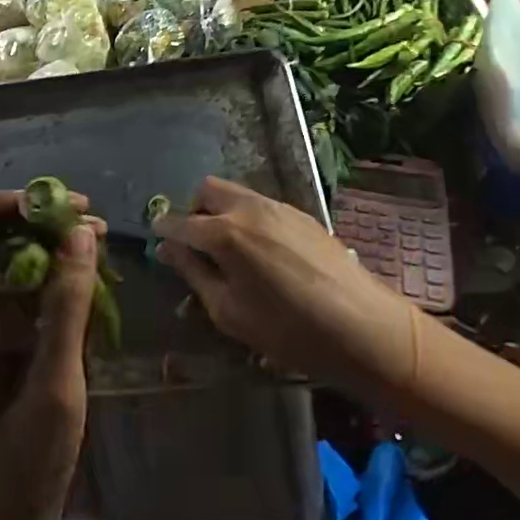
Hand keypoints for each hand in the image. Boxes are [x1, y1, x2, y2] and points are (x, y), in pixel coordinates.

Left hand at [0, 191, 105, 519]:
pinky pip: (33, 278)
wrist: (24, 512)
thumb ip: (65, 309)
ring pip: (11, 254)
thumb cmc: (28, 457)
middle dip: (29, 214)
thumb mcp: (53, 384)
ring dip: (49, 234)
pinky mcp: (18, 331)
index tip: (39, 203)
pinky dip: (61, 261)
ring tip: (96, 229)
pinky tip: (92, 261)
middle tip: (82, 210)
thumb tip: (80, 233)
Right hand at [155, 177, 420, 396]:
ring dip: (222, 210)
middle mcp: (249, 208)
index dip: (164, 230)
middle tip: (195, 243)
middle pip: (208, 189)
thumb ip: (195, 275)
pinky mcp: (301, 213)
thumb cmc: (289, 330)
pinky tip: (261, 251)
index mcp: (225, 233)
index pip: (181, 222)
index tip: (157, 238)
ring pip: (237, 192)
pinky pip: (261, 204)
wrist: (362, 325)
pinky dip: (247, 217)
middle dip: (194, 210)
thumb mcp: (230, 312)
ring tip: (228, 249)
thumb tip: (170, 250)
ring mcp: (279, 206)